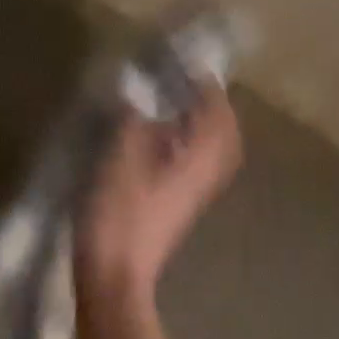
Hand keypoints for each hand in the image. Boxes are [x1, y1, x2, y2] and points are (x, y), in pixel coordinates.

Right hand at [76, 87, 241, 295]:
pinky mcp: (176, 207)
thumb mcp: (119, 161)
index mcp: (201, 157)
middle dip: (207, 105)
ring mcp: (194, 194)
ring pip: (209, 150)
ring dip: (195, 127)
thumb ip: (133, 121)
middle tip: (181, 86)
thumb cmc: (118, 218)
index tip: (182, 63)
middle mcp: (208, 173)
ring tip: (169, 111)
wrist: (115, 276)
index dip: (202, 83)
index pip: (216, 109)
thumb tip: (137, 93)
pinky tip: (156, 146)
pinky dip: (182, 147)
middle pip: (222, 131)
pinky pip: (192, 166)